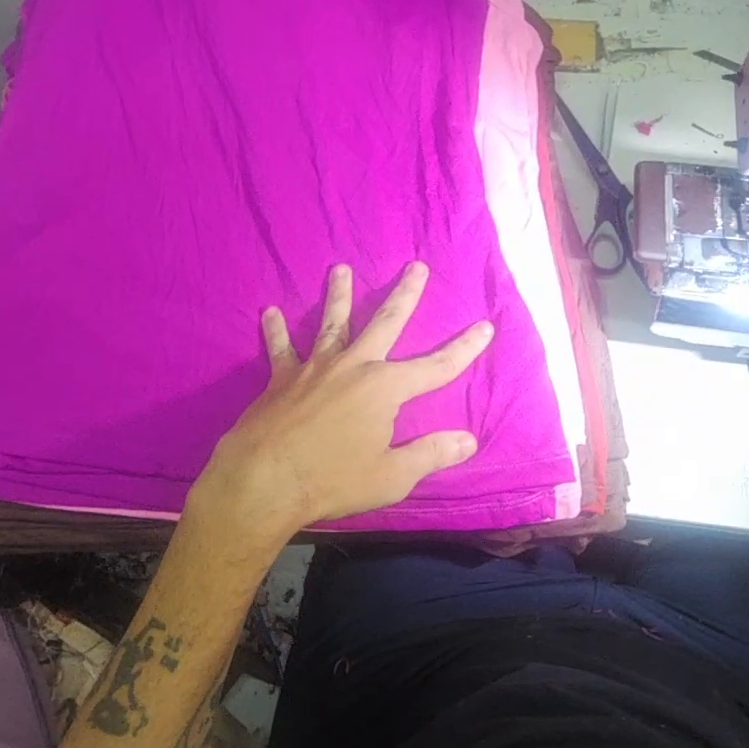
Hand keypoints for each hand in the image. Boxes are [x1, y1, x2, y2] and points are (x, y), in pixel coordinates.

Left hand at [188, 262, 492, 542]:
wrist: (263, 481)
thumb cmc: (332, 481)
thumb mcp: (391, 476)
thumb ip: (431, 454)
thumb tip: (469, 440)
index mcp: (385, 388)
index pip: (437, 366)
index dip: (464, 348)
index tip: (485, 326)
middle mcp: (354, 366)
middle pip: (385, 322)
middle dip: (404, 294)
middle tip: (415, 266)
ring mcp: (315, 368)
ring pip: (332, 323)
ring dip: (338, 294)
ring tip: (340, 269)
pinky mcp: (282, 379)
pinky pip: (280, 349)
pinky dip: (276, 331)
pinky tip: (270, 313)